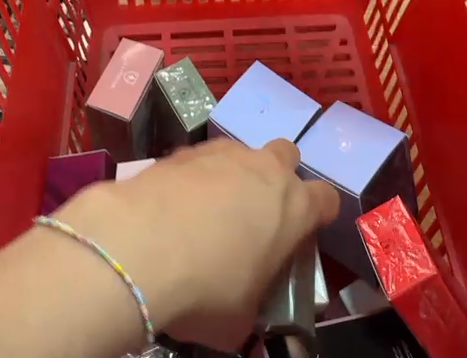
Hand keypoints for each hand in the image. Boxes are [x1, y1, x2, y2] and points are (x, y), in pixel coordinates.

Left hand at [51, 139, 338, 350]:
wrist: (140, 245)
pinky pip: (200, 160)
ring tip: (208, 213)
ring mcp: (222, 152)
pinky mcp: (182, 149)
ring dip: (233, 175)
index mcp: (294, 207)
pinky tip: (174, 208)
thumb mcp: (242, 318)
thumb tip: (243, 307)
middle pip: (286, 156)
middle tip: (257, 212)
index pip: (326, 199)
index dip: (316, 215)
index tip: (301, 235)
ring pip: (240, 153)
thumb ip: (254, 300)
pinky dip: (194, 178)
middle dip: (277, 177)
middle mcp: (265, 168)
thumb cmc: (207, 287)